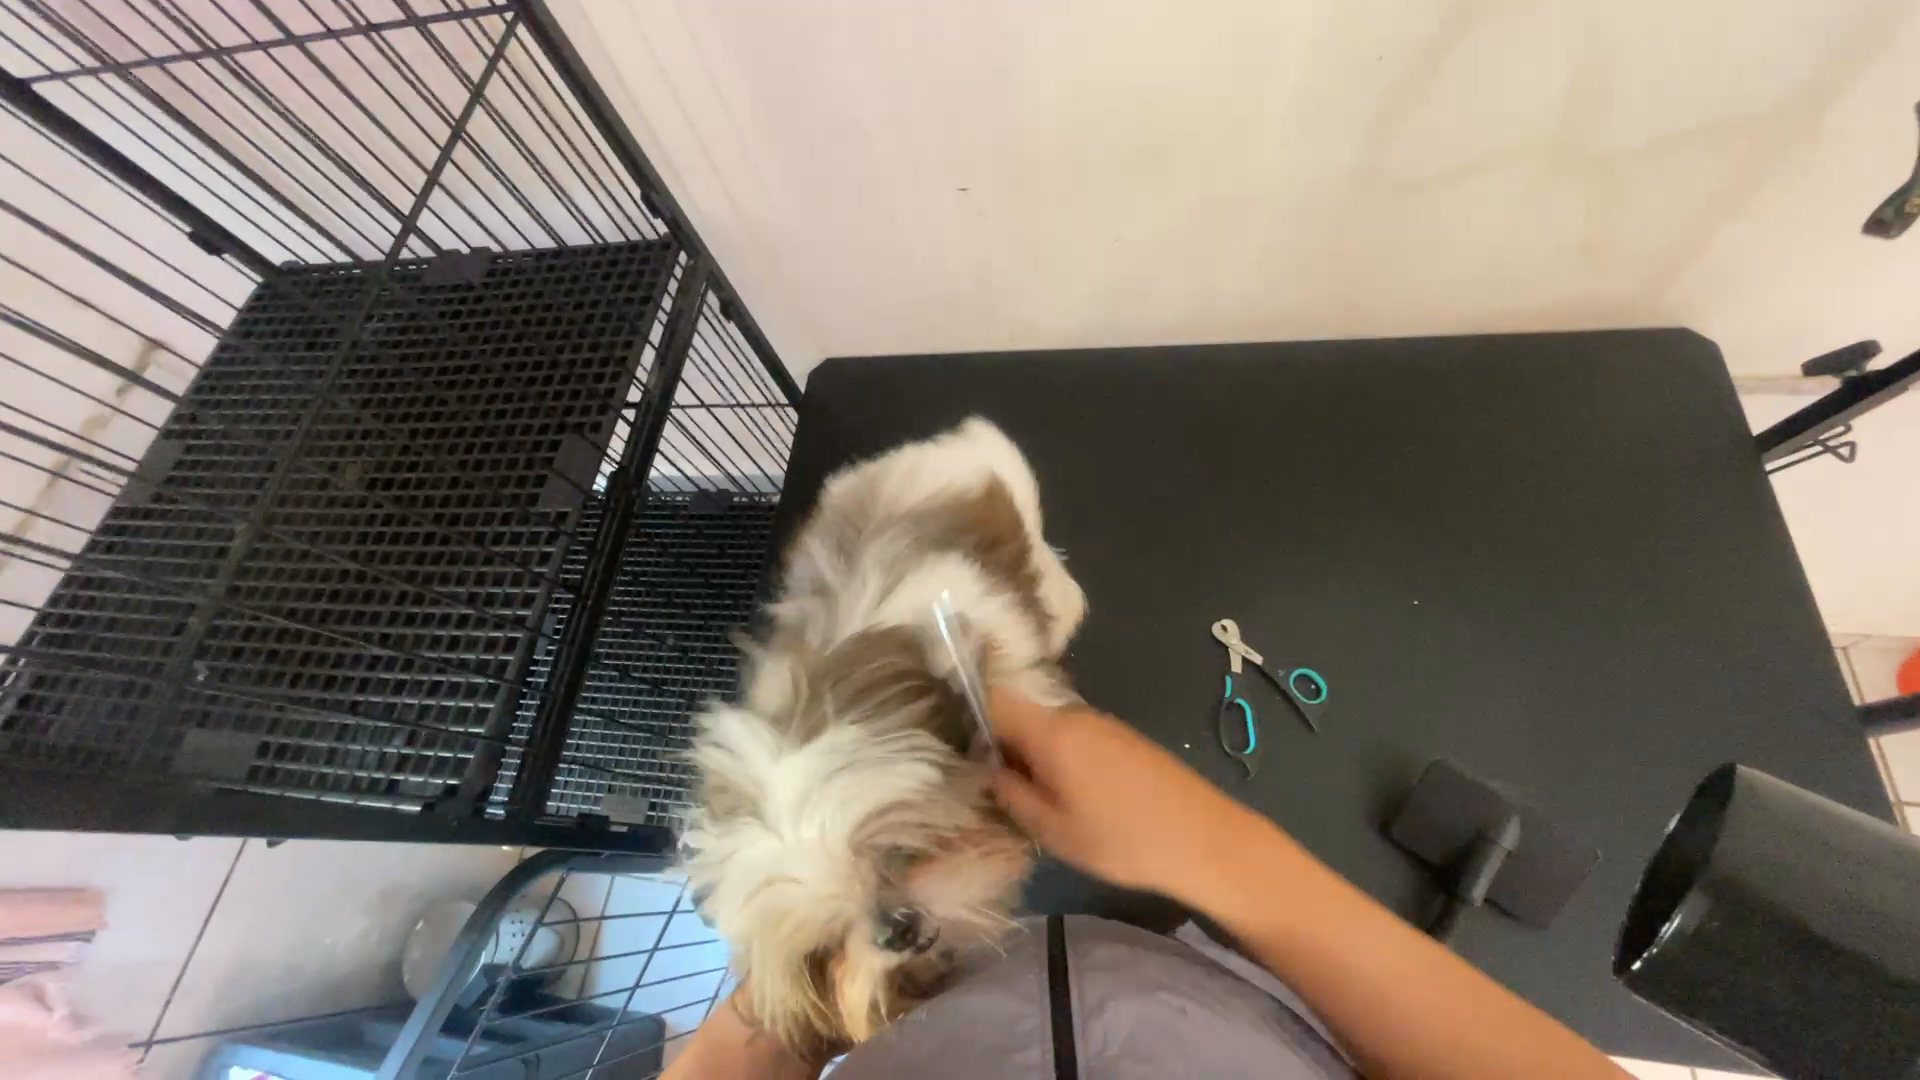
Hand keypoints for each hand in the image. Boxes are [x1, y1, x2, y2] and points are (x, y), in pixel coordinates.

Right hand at [987, 687, 1267, 902]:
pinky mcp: (1123, 737)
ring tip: (1041, 804)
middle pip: (1021, 716)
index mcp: (1051, 731)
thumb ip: (1010, 795)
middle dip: (1004, 748)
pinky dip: (1062, 760)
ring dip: (1035, 757)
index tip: (963, 756)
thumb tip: (985, 770)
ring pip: (1048, 729)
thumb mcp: (1053, 829)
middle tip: (1002, 793)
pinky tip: (1077, 799)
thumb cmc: (1122, 838)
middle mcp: (1074, 715)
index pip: (993, 701)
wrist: (1207, 840)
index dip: (971, 721)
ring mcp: (1102, 723)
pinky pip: (1075, 737)